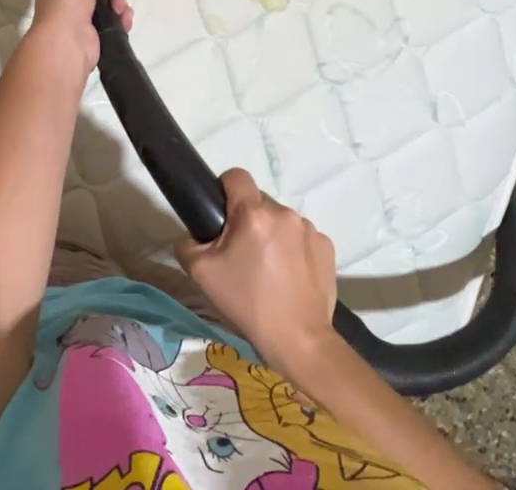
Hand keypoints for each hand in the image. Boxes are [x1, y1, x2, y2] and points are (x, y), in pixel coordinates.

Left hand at [27, 0, 132, 75]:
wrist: (67, 43)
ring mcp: (82, 25)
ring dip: (119, 5)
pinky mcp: (96, 40)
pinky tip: (125, 19)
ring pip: (108, 10)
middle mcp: (68, 7)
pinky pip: (113, 26)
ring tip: (121, 8)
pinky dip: (122, 21)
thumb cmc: (66, 3)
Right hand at [176, 169, 339, 370]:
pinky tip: (288, 276)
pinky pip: (301, 237)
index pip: (236, 176)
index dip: (224, 189)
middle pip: (258, 201)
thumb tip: (197, 233)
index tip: (221, 215)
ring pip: (280, 220)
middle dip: (247, 219)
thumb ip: (188, 242)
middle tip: (240, 254)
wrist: (299, 340)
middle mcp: (285, 214)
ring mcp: (310, 230)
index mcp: (254, 214)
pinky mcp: (327, 248)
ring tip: (267, 270)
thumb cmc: (247, 303)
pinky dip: (292, 249)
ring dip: (271, 234)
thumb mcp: (200, 273)